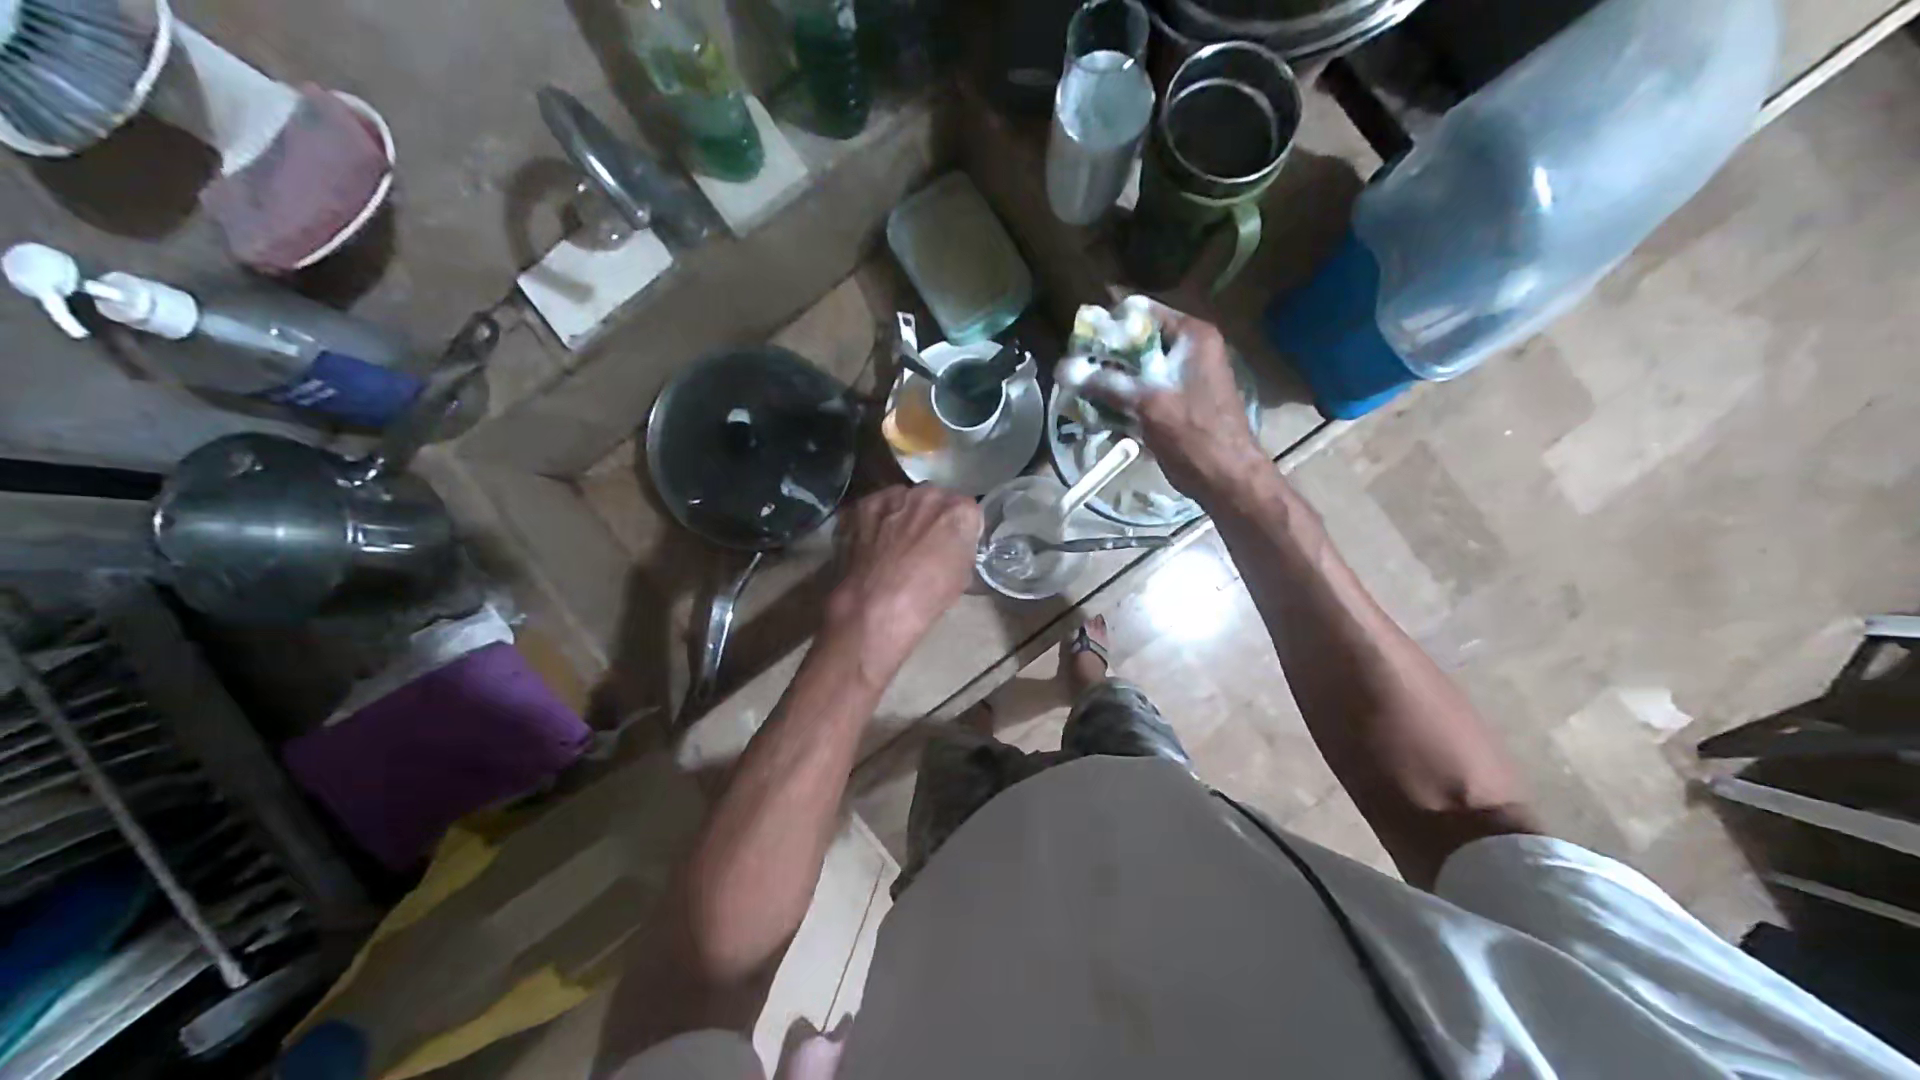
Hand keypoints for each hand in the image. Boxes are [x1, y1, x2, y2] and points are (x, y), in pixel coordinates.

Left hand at [825, 485, 982, 669]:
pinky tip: (871, 543)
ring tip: (893, 545)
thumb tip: (953, 545)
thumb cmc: (925, 597)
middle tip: (922, 544)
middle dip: (931, 517)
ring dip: (903, 515)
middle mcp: (928, 495)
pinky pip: (876, 508)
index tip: (952, 545)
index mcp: (960, 510)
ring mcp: (893, 496)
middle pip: (935, 500)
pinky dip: (875, 521)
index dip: (960, 530)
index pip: (967, 512)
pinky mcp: (863, 504)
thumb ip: (962, 548)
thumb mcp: (962, 576)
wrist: (876, 606)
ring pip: (904, 500)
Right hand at [1079, 302, 1270, 502]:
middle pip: (1135, 340)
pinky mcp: (1175, 401)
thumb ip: (1105, 382)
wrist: (1225, 477)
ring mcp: (1182, 376)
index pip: (1141, 311)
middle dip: (1104, 357)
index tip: (1080, 343)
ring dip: (1109, 381)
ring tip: (1080, 393)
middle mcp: (1188, 348)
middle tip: (1075, 370)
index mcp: (1191, 335)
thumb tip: (1063, 369)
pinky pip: (1141, 391)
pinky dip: (1121, 399)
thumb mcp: (1147, 402)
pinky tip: (1097, 413)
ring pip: (1135, 368)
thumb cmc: (1194, 434)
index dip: (1108, 325)